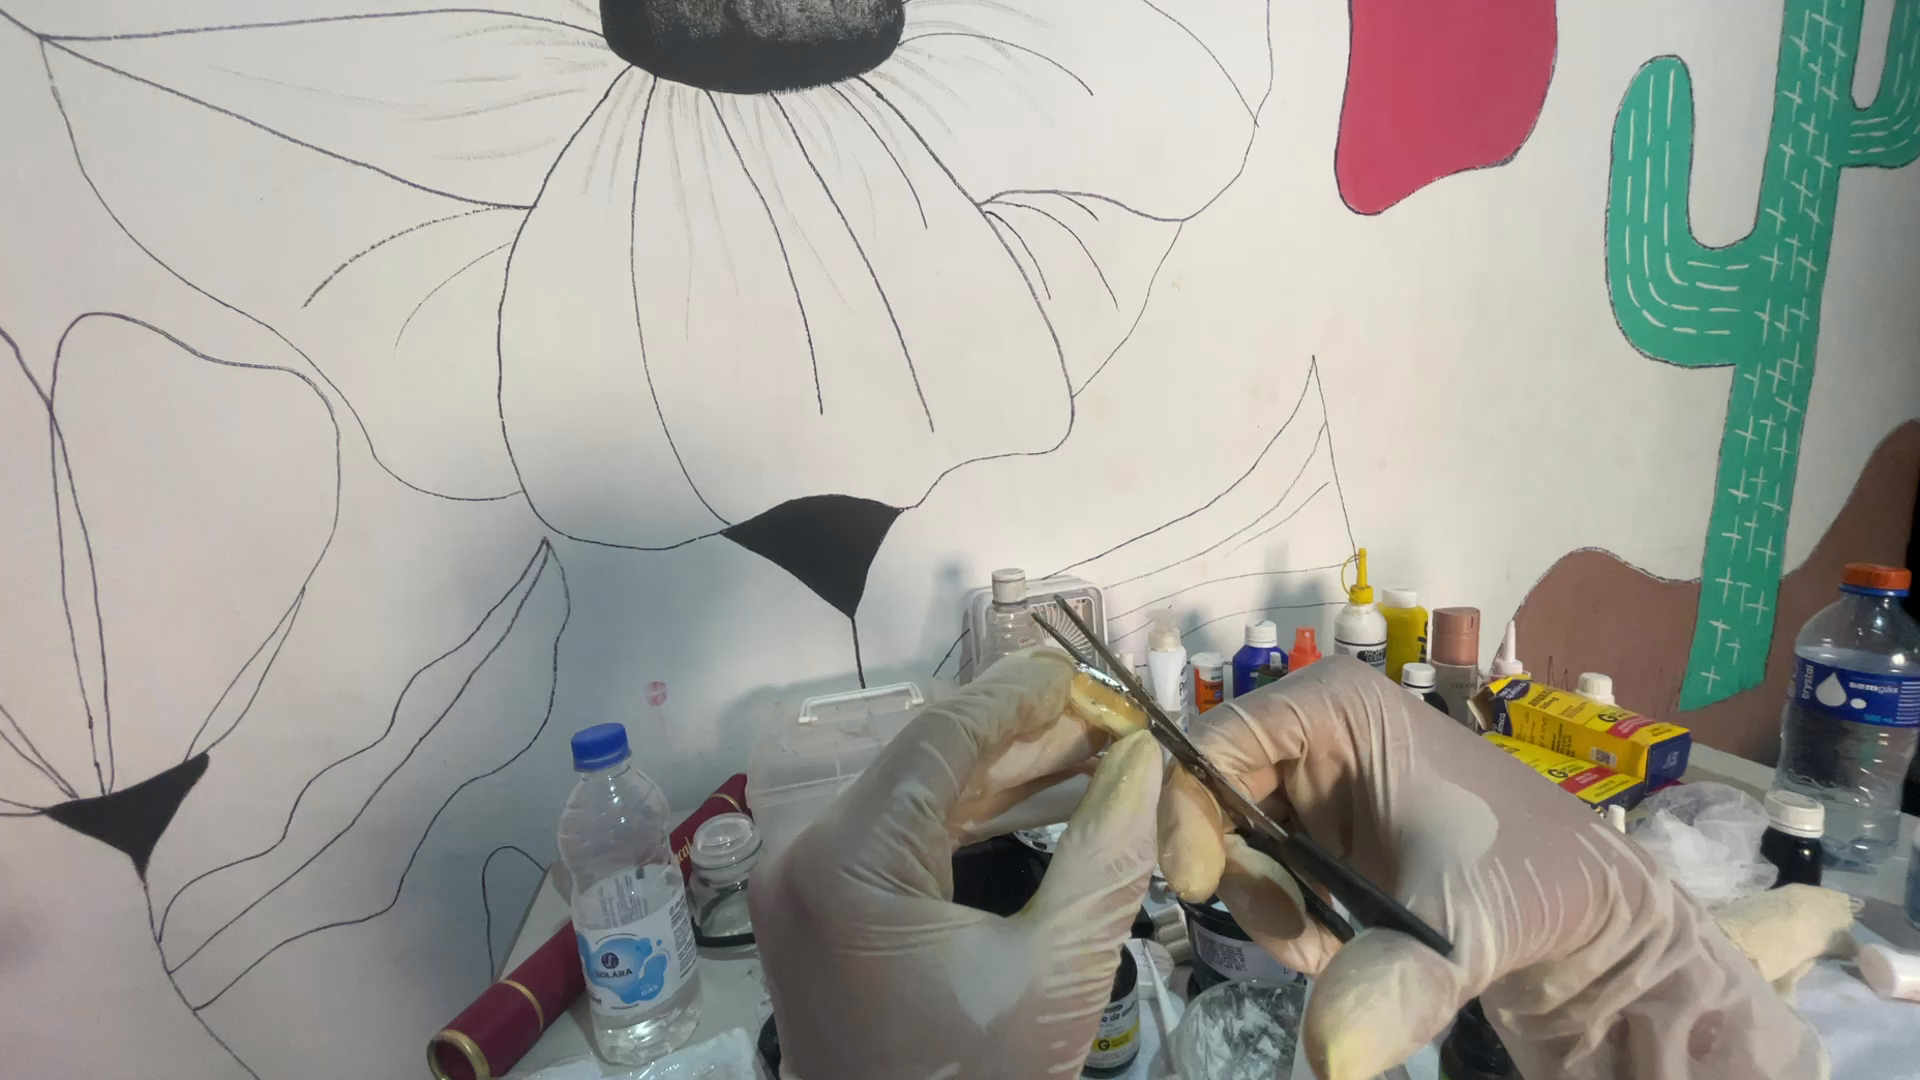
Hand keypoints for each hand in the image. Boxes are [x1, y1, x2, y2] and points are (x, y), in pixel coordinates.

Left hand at [751, 649, 1162, 1078]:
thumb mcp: (1056, 978)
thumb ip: (1106, 853)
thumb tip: (1146, 759)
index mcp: (843, 862)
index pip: (938, 737)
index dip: (1016, 695)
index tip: (1079, 672)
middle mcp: (810, 850)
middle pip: (932, 758)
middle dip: (1026, 733)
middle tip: (1106, 717)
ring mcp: (815, 875)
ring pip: (927, 790)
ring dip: (1010, 770)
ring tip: (1094, 749)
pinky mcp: (834, 898)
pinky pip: (916, 832)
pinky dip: (981, 812)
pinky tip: (1047, 794)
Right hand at [1159, 657, 1825, 1079]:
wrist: (1588, 919)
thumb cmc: (1531, 877)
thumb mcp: (1462, 922)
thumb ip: (1389, 981)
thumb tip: (1328, 1060)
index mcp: (1329, 705)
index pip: (1217, 737)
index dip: (1188, 802)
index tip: (1198, 882)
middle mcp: (1302, 730)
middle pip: (1210, 790)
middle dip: (1242, 874)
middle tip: (1298, 934)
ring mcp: (1301, 779)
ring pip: (1227, 837)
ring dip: (1266, 907)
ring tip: (1334, 952)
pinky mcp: (1306, 826)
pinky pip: (1255, 867)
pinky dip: (1281, 916)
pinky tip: (1334, 945)